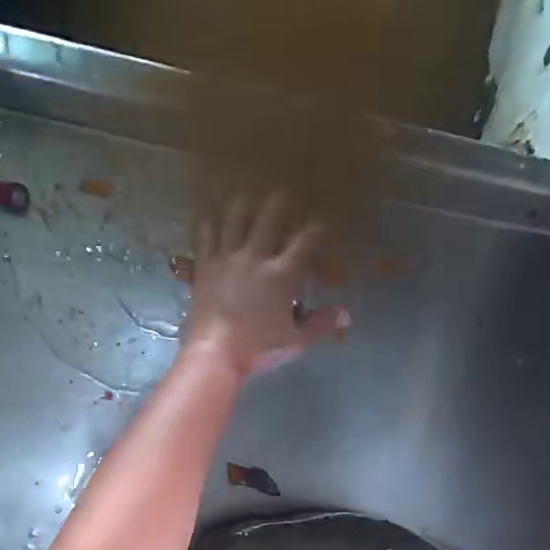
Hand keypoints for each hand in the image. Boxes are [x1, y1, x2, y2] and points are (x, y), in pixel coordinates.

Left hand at [182, 192, 350, 377]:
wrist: (214, 354)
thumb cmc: (258, 349)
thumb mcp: (296, 340)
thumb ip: (321, 323)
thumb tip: (346, 314)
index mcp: (282, 273)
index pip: (307, 240)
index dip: (317, 229)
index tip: (320, 228)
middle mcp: (255, 257)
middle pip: (269, 218)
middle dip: (279, 204)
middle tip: (283, 196)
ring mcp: (226, 259)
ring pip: (234, 220)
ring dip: (242, 207)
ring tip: (245, 200)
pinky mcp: (203, 267)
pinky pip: (205, 237)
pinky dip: (209, 225)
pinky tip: (209, 218)